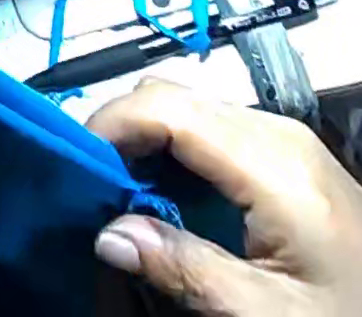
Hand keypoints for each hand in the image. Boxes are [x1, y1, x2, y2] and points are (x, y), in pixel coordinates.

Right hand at [87, 80, 361, 316]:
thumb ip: (186, 269)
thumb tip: (103, 232)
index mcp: (269, 158)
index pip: (161, 106)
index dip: (107, 124)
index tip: (76, 166)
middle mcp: (270, 127)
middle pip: (167, 94)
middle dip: (118, 126)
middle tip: (93, 179)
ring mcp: (280, 135)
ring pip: (182, 103)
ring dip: (141, 133)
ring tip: (119, 183)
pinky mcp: (285, 150)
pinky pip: (205, 123)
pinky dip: (169, 141)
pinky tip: (164, 185)